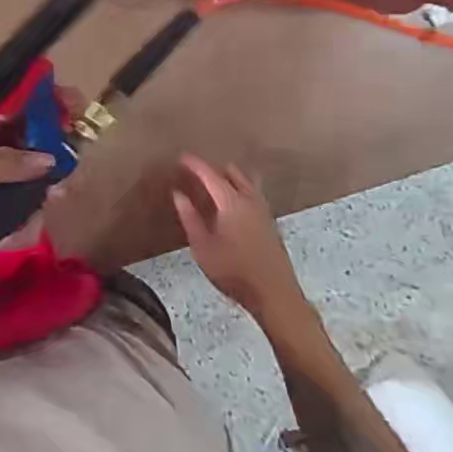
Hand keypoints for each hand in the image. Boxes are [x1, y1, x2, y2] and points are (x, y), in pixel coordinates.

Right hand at [172, 154, 304, 319]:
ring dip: (229, 179)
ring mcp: (264, 212)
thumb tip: (179, 195)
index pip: (211, 176)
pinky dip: (239, 190)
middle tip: (195, 173)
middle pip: (233, 174)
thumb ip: (190, 217)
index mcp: (232, 203)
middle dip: (214, 169)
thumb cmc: (233, 271)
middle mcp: (251, 201)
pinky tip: (230, 205)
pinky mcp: (269, 223)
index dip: (196, 165)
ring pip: (246, 183)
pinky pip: (253, 195)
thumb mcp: (202, 246)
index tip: (182, 157)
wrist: (273, 293)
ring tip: (212, 185)